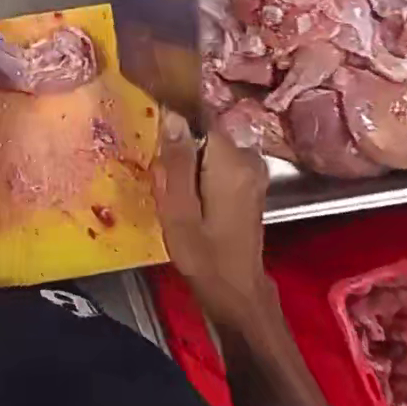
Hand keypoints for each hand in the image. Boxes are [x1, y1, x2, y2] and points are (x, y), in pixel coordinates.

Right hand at [152, 110, 280, 340]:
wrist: (235, 289)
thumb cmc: (202, 253)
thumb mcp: (178, 208)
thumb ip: (176, 161)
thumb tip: (171, 116)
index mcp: (231, 161)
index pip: (199, 118)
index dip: (173, 121)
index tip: (153, 136)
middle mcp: (248, 158)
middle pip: (204, 133)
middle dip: (178, 146)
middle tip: (160, 178)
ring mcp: (253, 171)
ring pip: (209, 148)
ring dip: (186, 160)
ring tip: (170, 188)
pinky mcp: (248, 183)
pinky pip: (217, 161)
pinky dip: (198, 170)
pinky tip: (185, 194)